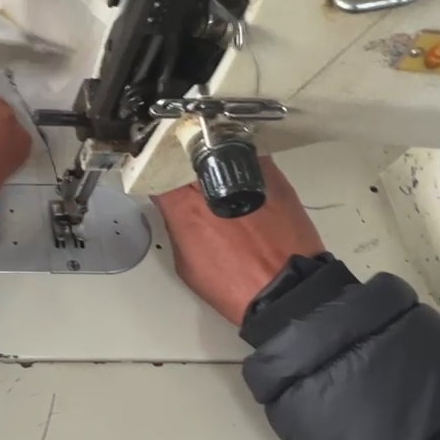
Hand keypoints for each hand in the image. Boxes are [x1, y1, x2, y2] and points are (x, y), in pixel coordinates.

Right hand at [153, 159, 324, 325]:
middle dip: (178, 161)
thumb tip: (175, 211)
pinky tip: (236, 178)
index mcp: (184, 207)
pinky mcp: (273, 176)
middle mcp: (213, 186)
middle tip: (179, 172)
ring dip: (207, 157)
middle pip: (184, 154)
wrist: (286, 290)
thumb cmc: (237, 284)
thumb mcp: (186, 262)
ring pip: (215, 148)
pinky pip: (247, 156)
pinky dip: (238, 162)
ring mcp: (245, 176)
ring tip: (208, 174)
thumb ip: (176, 228)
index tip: (154, 173)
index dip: (153, 170)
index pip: (157, 171)